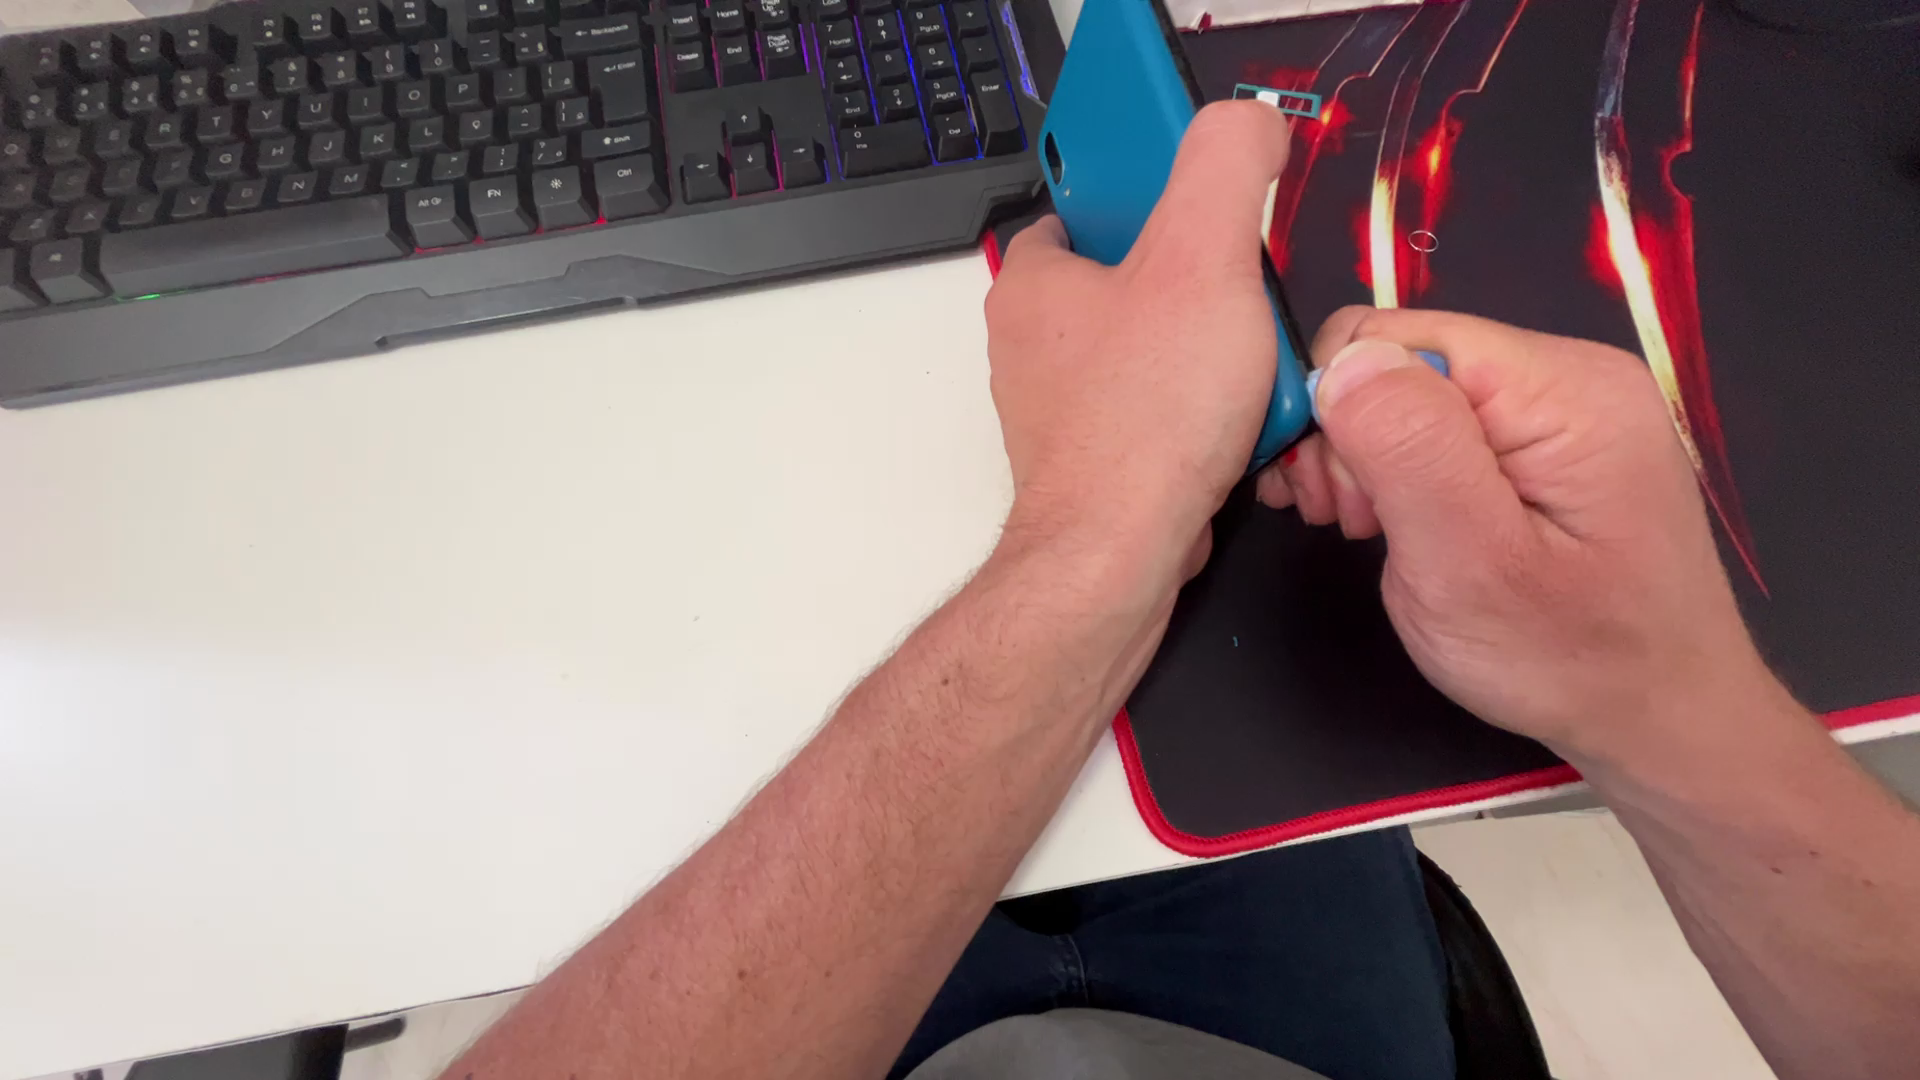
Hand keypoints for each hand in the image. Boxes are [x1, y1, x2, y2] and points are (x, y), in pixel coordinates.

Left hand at [985, 101, 1290, 591]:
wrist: (1120, 548)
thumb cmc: (1147, 412)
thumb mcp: (1202, 256)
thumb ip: (1223, 166)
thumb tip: (1240, 127)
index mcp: (1032, 287)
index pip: (1080, 212)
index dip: (1145, 206)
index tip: (1197, 223)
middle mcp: (1028, 349)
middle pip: (1126, 285)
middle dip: (1191, 290)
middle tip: (1238, 304)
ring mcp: (1053, 409)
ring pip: (1146, 352)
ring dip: (1203, 355)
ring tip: (1241, 373)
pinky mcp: (1085, 456)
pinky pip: (1151, 410)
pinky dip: (1190, 410)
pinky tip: (1224, 426)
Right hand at [1257, 306, 1792, 767]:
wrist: (1647, 714)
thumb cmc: (1559, 654)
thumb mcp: (1469, 561)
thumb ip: (1408, 449)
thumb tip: (1341, 362)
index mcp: (1556, 388)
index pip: (1391, 338)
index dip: (1335, 408)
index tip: (1331, 497)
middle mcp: (1555, 376)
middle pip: (1390, 363)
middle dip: (1342, 440)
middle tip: (1345, 520)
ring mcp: (1542, 409)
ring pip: (1393, 394)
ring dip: (1353, 459)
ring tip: (1360, 526)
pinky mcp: (1523, 443)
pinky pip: (1419, 424)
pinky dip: (1377, 467)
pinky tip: (1374, 514)